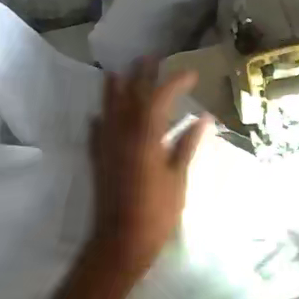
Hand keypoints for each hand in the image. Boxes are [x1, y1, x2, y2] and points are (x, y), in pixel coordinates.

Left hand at [89, 59, 209, 279]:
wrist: (121, 240)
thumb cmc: (157, 212)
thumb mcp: (178, 178)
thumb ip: (187, 145)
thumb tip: (202, 118)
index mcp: (145, 136)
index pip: (160, 98)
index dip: (175, 82)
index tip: (191, 74)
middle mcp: (122, 134)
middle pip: (131, 96)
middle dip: (141, 75)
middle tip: (150, 58)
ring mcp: (106, 146)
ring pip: (108, 110)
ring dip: (114, 90)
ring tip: (117, 74)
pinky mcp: (97, 161)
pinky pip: (96, 132)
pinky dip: (101, 120)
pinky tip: (99, 116)